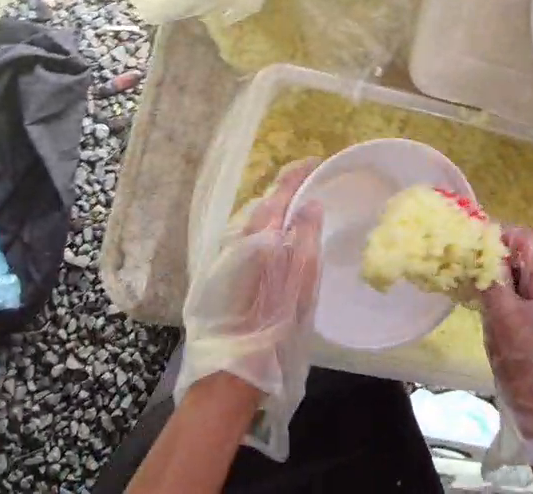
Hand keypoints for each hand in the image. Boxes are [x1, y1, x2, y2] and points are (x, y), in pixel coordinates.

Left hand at [175, 159, 322, 459]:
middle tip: (310, 192)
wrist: (231, 371)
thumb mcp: (303, 282)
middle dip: (286, 194)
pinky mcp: (216, 276)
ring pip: (252, 223)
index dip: (298, 172)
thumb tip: (309, 203)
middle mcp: (237, 237)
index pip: (280, 189)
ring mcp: (223, 256)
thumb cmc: (276, 327)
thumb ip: (307, 237)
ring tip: (294, 218)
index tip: (315, 161)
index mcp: (261, 234)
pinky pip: (244, 241)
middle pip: (265, 203)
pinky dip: (261, 235)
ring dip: (273, 216)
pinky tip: (272, 248)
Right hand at [481, 227, 532, 473]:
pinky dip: (506, 291)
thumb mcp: (503, 320)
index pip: (524, 238)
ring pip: (523, 272)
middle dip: (494, 256)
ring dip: (499, 275)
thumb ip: (492, 278)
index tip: (465, 248)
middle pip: (525, 252)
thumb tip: (478, 245)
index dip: (494, 238)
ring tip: (473, 285)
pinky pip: (526, 291)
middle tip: (466, 267)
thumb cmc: (530, 370)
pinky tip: (487, 302)